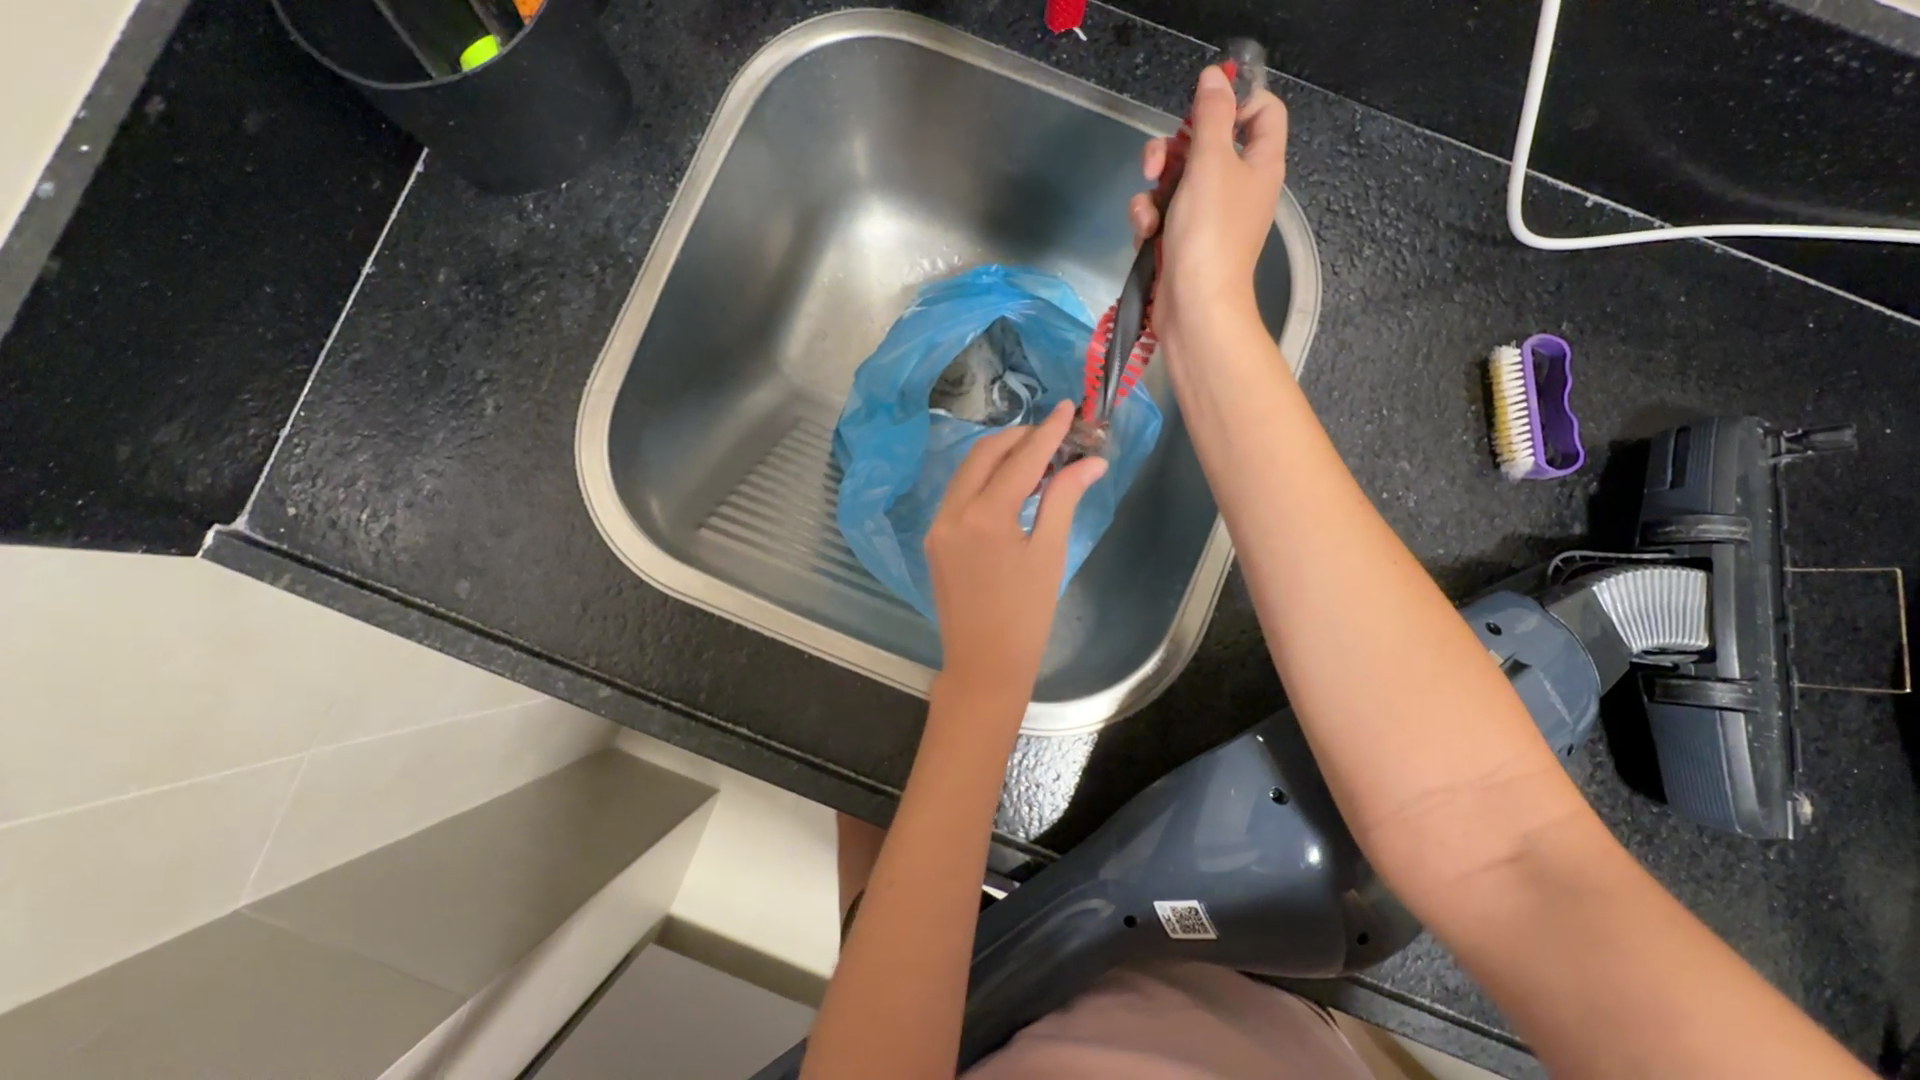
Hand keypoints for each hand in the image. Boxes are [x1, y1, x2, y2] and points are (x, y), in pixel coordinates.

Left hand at [925, 401, 1107, 692]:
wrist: (984, 665)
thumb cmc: (1026, 616)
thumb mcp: (1050, 554)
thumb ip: (1064, 499)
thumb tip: (1091, 461)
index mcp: (985, 516)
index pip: (1021, 459)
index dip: (1048, 431)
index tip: (1069, 408)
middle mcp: (953, 513)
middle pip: (985, 455)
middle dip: (1019, 438)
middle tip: (1054, 435)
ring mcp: (938, 526)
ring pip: (967, 472)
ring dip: (1000, 457)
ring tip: (1037, 457)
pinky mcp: (935, 541)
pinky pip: (959, 495)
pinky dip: (984, 481)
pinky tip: (1011, 486)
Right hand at [1128, 66, 1288, 355]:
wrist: (1196, 307)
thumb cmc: (1210, 232)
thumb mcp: (1211, 163)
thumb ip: (1212, 116)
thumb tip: (1217, 76)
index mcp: (1260, 163)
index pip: (1263, 112)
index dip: (1236, 103)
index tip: (1205, 113)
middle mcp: (1238, 186)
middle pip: (1206, 144)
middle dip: (1173, 151)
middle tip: (1157, 164)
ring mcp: (1209, 216)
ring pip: (1175, 180)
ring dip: (1153, 192)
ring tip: (1147, 214)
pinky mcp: (1183, 241)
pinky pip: (1162, 214)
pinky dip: (1149, 221)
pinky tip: (1145, 236)